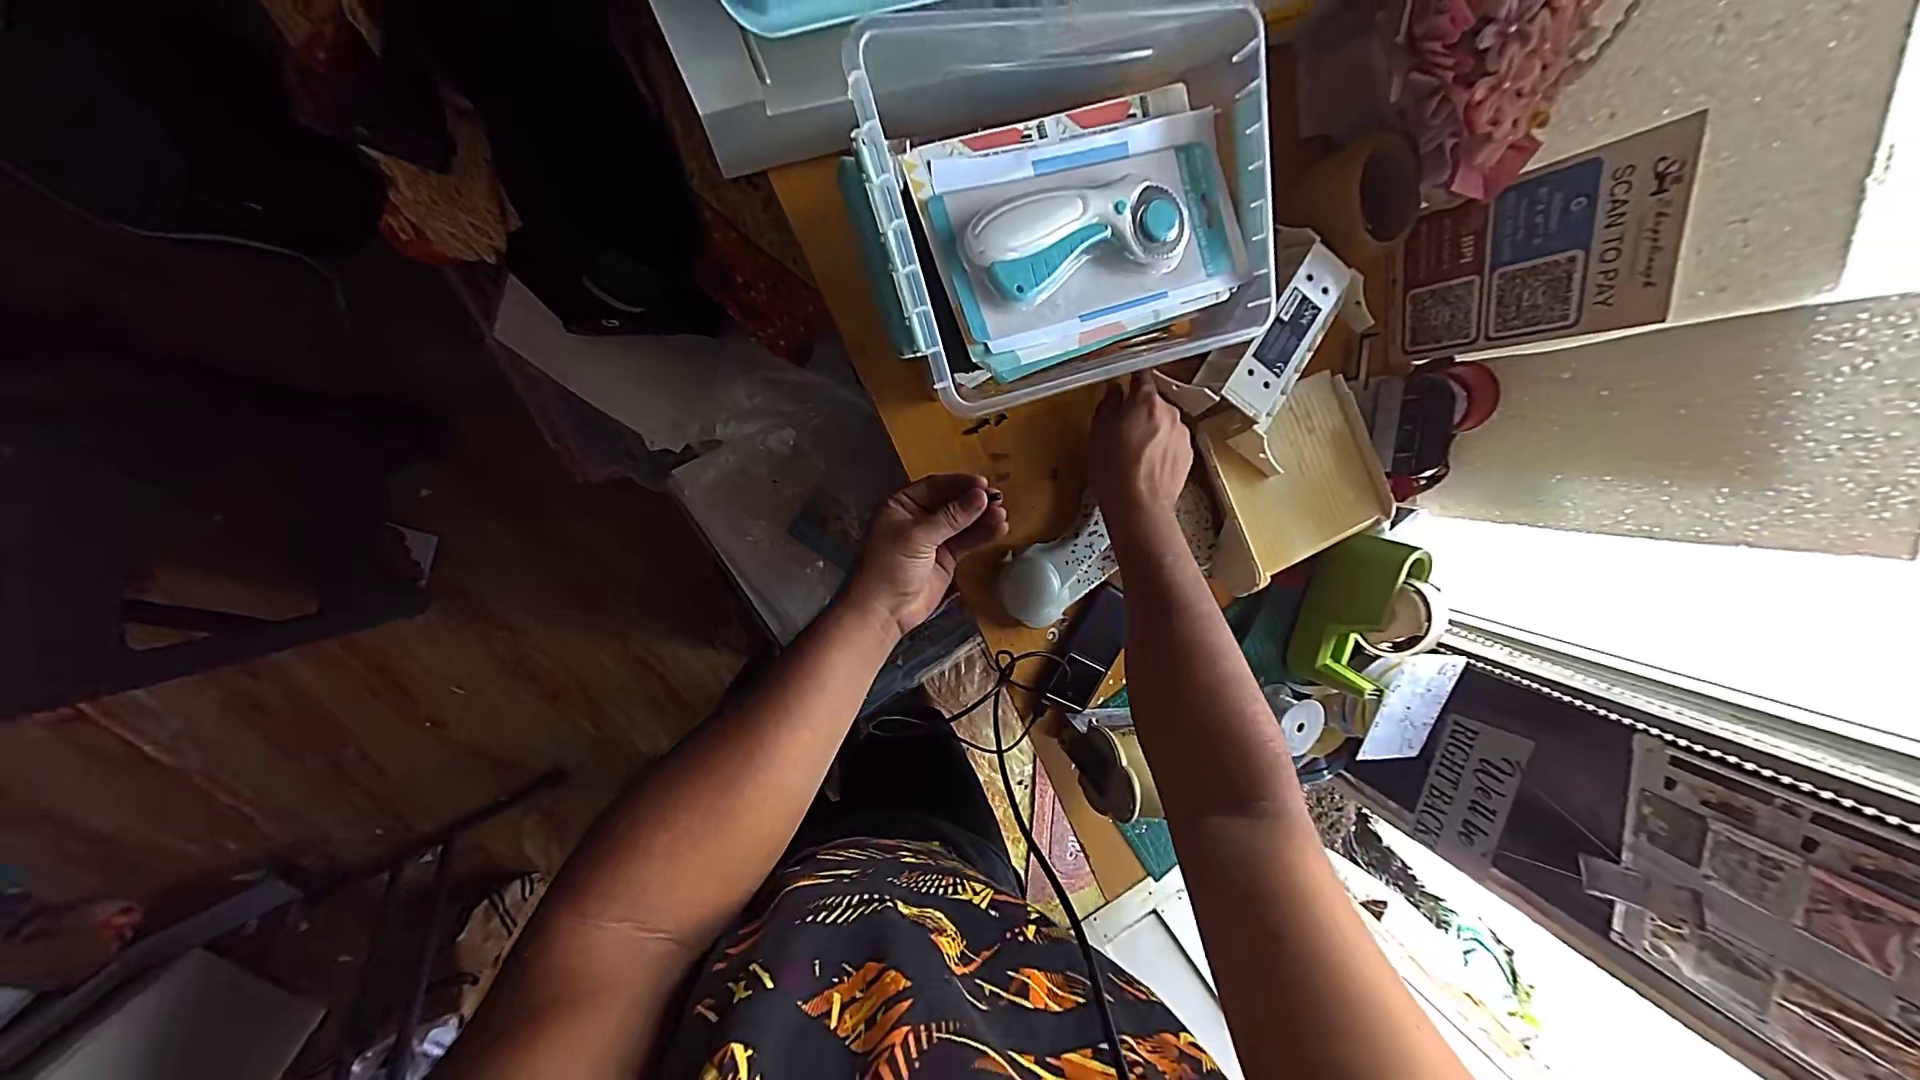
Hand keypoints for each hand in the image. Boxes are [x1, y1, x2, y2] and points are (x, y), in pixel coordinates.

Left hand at [846, 474, 1008, 637]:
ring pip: (962, 523)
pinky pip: (966, 541)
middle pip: (951, 503)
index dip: (959, 484)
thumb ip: (951, 516)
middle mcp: (917, 518)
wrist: (883, 612)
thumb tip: (980, 496)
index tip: (983, 484)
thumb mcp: (917, 537)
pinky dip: (982, 535)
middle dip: (974, 501)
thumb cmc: (889, 568)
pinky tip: (999, 528)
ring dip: (982, 518)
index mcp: (901, 505)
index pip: (935, 487)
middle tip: (998, 499)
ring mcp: (932, 539)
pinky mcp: (945, 558)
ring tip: (1002, 514)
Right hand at [1088, 371, 1192, 529]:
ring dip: (1151, 431)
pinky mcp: (1187, 454)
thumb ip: (1107, 405)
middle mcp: (1169, 413)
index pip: (1142, 376)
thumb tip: (1114, 392)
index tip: (1125, 380)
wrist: (1139, 507)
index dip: (1131, 378)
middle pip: (1153, 402)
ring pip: (1163, 423)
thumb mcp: (1098, 433)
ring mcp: (1181, 434)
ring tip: (1132, 453)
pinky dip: (1160, 448)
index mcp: (1146, 401)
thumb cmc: (1115, 473)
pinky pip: (1171, 442)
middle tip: (1119, 429)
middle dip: (1138, 411)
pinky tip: (1144, 464)